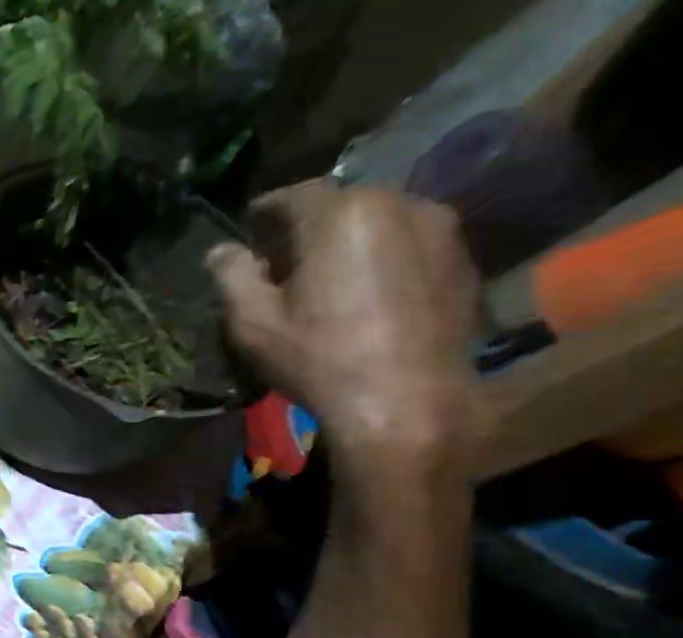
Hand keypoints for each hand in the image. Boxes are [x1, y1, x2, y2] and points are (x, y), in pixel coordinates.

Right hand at [206, 183, 481, 467]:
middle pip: (342, 204)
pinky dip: (382, 255)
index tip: (249, 225)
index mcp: (342, 216)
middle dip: (309, 225)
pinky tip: (365, 291)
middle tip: (283, 258)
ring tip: (326, 275)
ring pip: (380, 220)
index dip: (267, 208)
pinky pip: (409, 242)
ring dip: (349, 239)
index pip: (296, 194)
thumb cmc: (318, 356)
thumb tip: (220, 251)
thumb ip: (233, 276)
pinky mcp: (461, 257)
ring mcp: (440, 228)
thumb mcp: (254, 322)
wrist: (404, 397)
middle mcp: (399, 205)